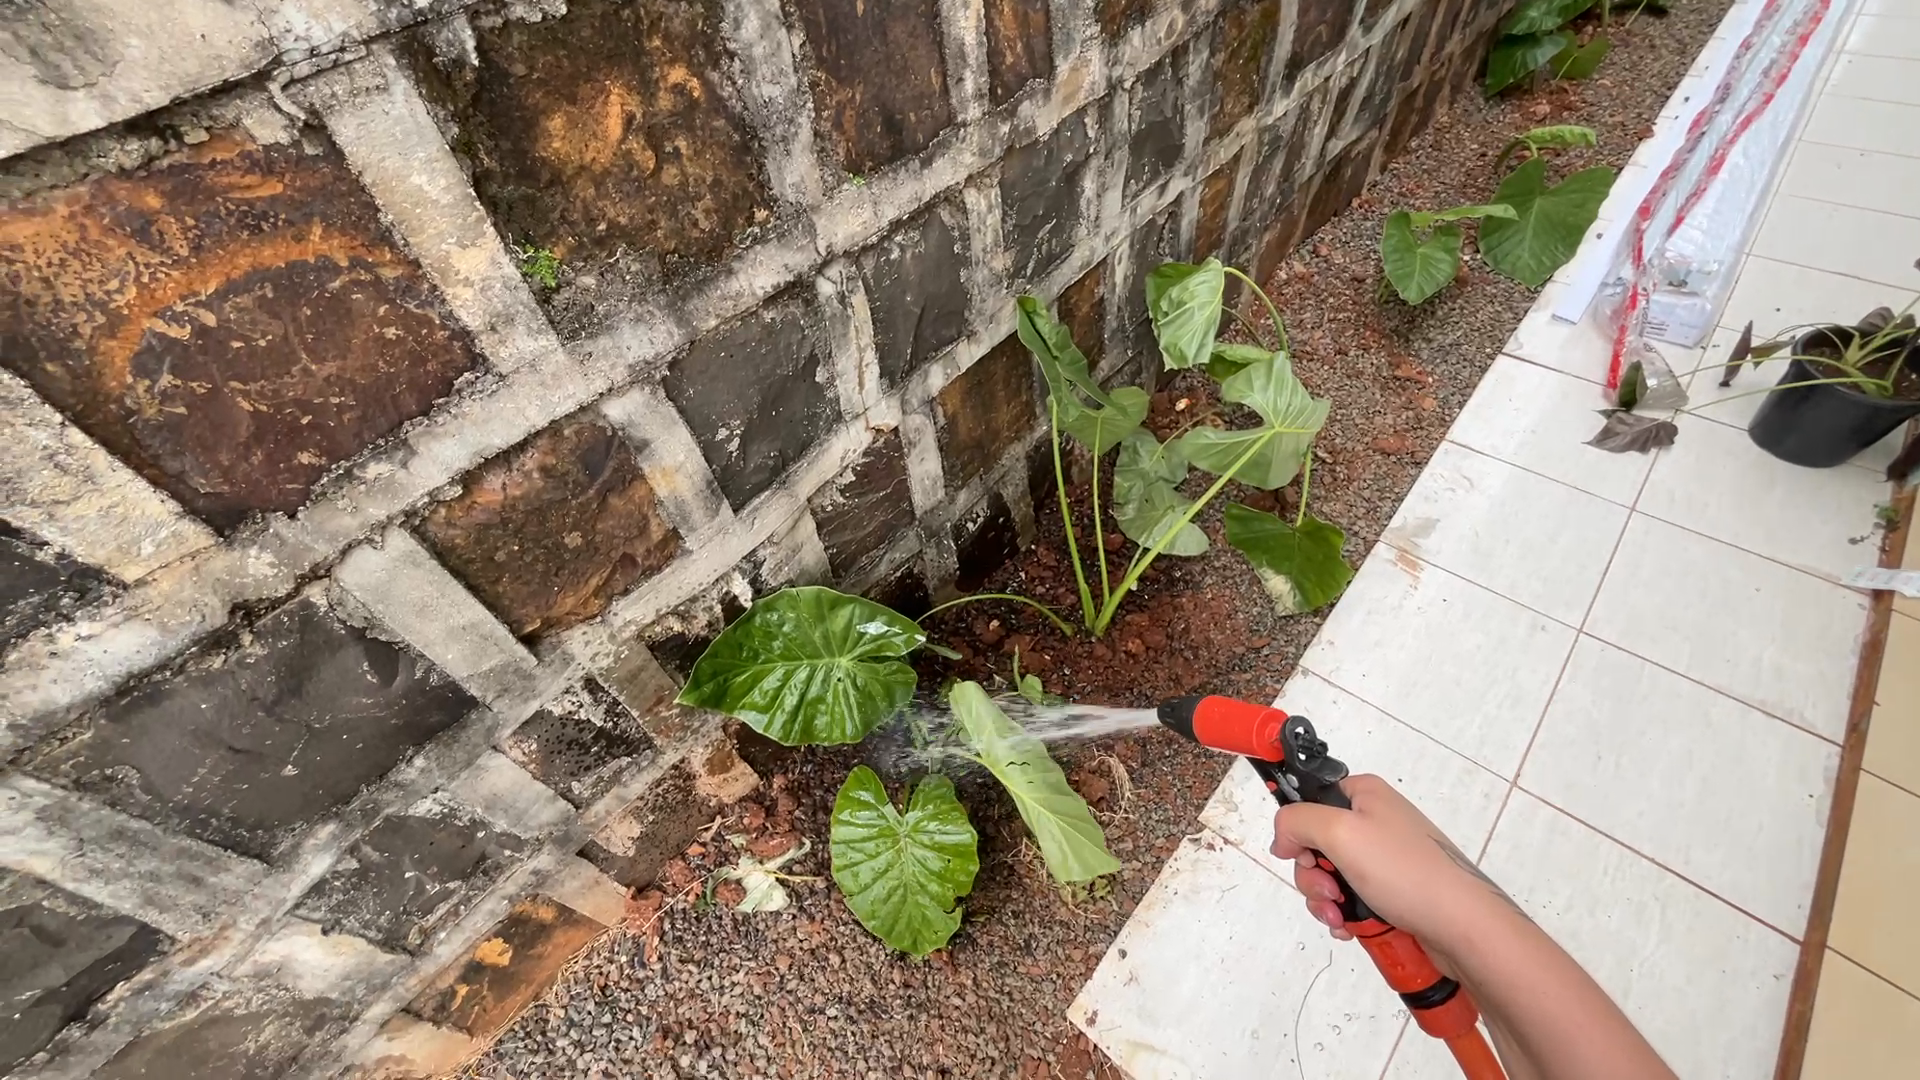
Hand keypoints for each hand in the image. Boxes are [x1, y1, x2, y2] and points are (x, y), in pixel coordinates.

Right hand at [1271, 773, 1520, 951]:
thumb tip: (1282, 838)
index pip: (1310, 797)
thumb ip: (1295, 821)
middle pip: (1315, 842)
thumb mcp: (1339, 830)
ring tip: (1340, 917)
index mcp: (1363, 794)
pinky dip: (1343, 914)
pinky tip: (1349, 928)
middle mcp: (1374, 821)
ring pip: (1330, 875)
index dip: (1295, 826)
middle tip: (1328, 891)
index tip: (1297, 852)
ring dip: (1324, 898)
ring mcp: (1384, 859)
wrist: (1467, 928)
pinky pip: (1350, 899)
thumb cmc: (1403, 869)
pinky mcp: (1393, 892)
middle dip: (1311, 873)